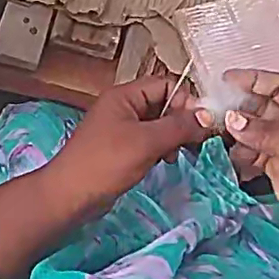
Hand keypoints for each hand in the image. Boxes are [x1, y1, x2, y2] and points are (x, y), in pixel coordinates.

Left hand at [38, 77, 207, 215]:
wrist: (70, 194)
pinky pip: (148, 140)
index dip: (185, 100)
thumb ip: (179, 126)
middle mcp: (122, 106)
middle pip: (162, 102)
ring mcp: (120, 127)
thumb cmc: (105, 162)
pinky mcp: (121, 147)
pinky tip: (166, 161)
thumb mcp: (146, 142)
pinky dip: (161, 148)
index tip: (199, 123)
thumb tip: (207, 116)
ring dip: (173, 136)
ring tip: (178, 154)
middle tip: (195, 142)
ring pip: (157, 123)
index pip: (164, 83)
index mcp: (124, 95)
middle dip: (181, 120)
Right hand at [208, 70, 278, 259]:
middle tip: (213, 108)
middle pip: (264, 108)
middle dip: (240, 106)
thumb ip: (271, 136)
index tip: (228, 80)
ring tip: (215, 131)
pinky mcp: (278, 174)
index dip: (256, 81)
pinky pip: (251, 156)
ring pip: (254, 132)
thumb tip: (234, 119)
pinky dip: (237, 154)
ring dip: (235, 130)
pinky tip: (227, 154)